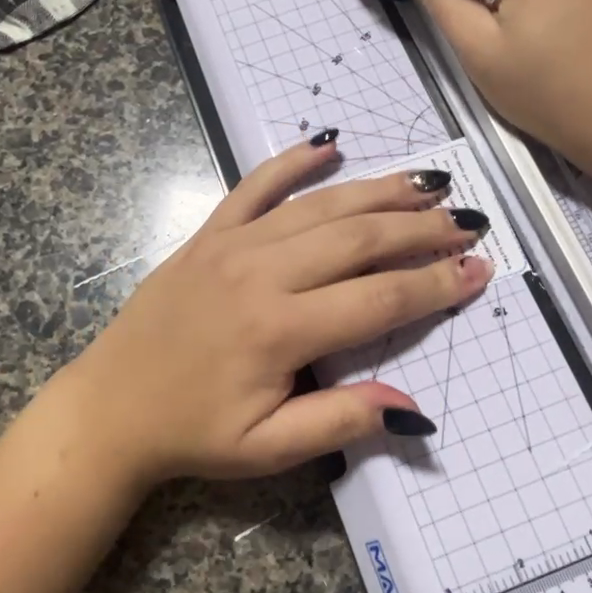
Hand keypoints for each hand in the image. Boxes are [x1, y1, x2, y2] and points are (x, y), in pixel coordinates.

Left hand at [51, 134, 493, 484]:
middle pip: (359, 239)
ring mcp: (232, 244)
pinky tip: (329, 143)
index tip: (480, 268)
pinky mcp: (208, 233)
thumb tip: (414, 410)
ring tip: (427, 181)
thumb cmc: (193, 432)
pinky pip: (255, 185)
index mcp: (280, 330)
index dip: (435, 284)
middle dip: (421, 229)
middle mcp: (261, 273)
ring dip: (378, 191)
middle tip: (468, 221)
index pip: (379, 299)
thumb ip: (340, 421)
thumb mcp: (267, 449)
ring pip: (320, 206)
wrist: (111, 407)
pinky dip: (293, 161)